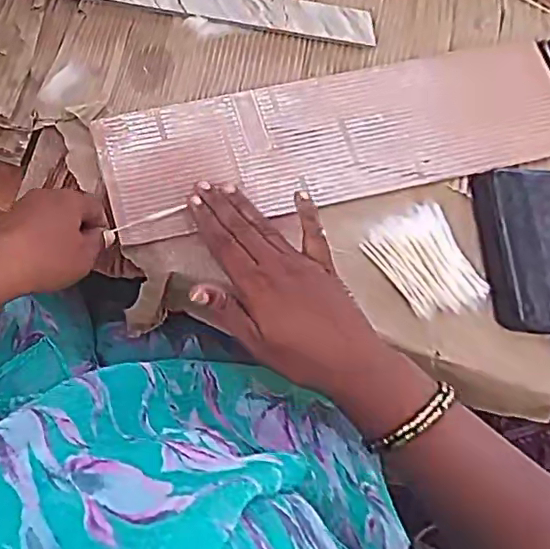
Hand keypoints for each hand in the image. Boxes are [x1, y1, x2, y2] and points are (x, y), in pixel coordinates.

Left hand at [0, 188, 108, 297]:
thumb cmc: (48, 259)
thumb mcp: (84, 258)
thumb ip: (97, 243)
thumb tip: (98, 233)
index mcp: (72, 198)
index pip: (96, 207)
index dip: (101, 228)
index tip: (97, 248)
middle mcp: (49, 193)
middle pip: (71, 208)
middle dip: (76, 228)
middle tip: (76, 254)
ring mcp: (26, 202)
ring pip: (50, 215)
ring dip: (55, 232)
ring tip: (53, 257)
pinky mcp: (8, 215)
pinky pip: (32, 223)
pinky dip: (36, 236)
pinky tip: (33, 256)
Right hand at [186, 184, 402, 398]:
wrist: (355, 364)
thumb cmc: (301, 358)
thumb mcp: (256, 342)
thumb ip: (227, 311)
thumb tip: (196, 289)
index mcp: (256, 285)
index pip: (223, 245)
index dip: (206, 221)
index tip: (193, 201)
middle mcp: (276, 267)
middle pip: (241, 229)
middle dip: (219, 205)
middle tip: (203, 184)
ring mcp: (301, 263)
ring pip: (266, 227)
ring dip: (246, 205)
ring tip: (229, 187)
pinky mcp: (323, 267)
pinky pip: (313, 234)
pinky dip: (307, 213)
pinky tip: (300, 196)